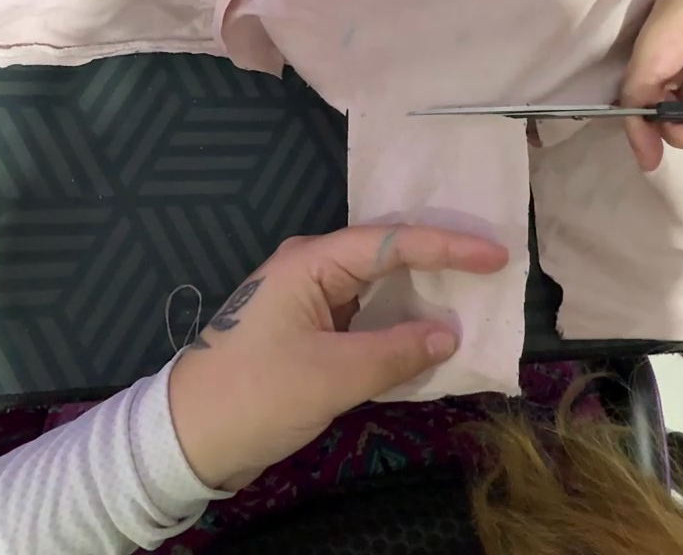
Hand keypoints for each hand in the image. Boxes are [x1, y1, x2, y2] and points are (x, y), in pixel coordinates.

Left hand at [166, 225, 508, 489]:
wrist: (186, 440)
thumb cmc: (255, 395)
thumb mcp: (331, 376)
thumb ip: (396, 351)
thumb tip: (449, 333)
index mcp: (313, 261)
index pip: (392, 241)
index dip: (448, 246)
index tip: (495, 254)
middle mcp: (313, 268)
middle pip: (387, 254)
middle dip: (438, 260)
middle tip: (490, 264)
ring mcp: (311, 298)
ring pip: (378, 287)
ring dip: (420, 295)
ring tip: (471, 295)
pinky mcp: (311, 330)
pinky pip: (365, 317)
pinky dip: (398, 326)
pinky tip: (428, 335)